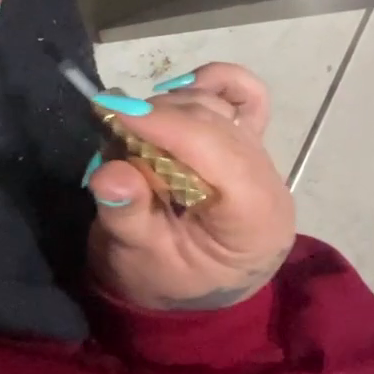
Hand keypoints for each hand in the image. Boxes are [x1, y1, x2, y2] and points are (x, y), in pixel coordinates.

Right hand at [84, 63, 296, 310]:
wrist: (183, 290)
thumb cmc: (160, 278)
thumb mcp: (137, 260)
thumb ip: (127, 216)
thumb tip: (110, 173)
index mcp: (254, 218)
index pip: (215, 151)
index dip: (163, 124)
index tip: (108, 110)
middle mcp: (267, 181)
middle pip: (212, 122)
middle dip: (154, 120)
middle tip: (106, 138)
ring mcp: (259, 158)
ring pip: (216, 105)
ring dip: (166, 109)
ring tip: (129, 139)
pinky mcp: (244, 144)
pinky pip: (244, 95)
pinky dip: (212, 83)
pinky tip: (177, 88)